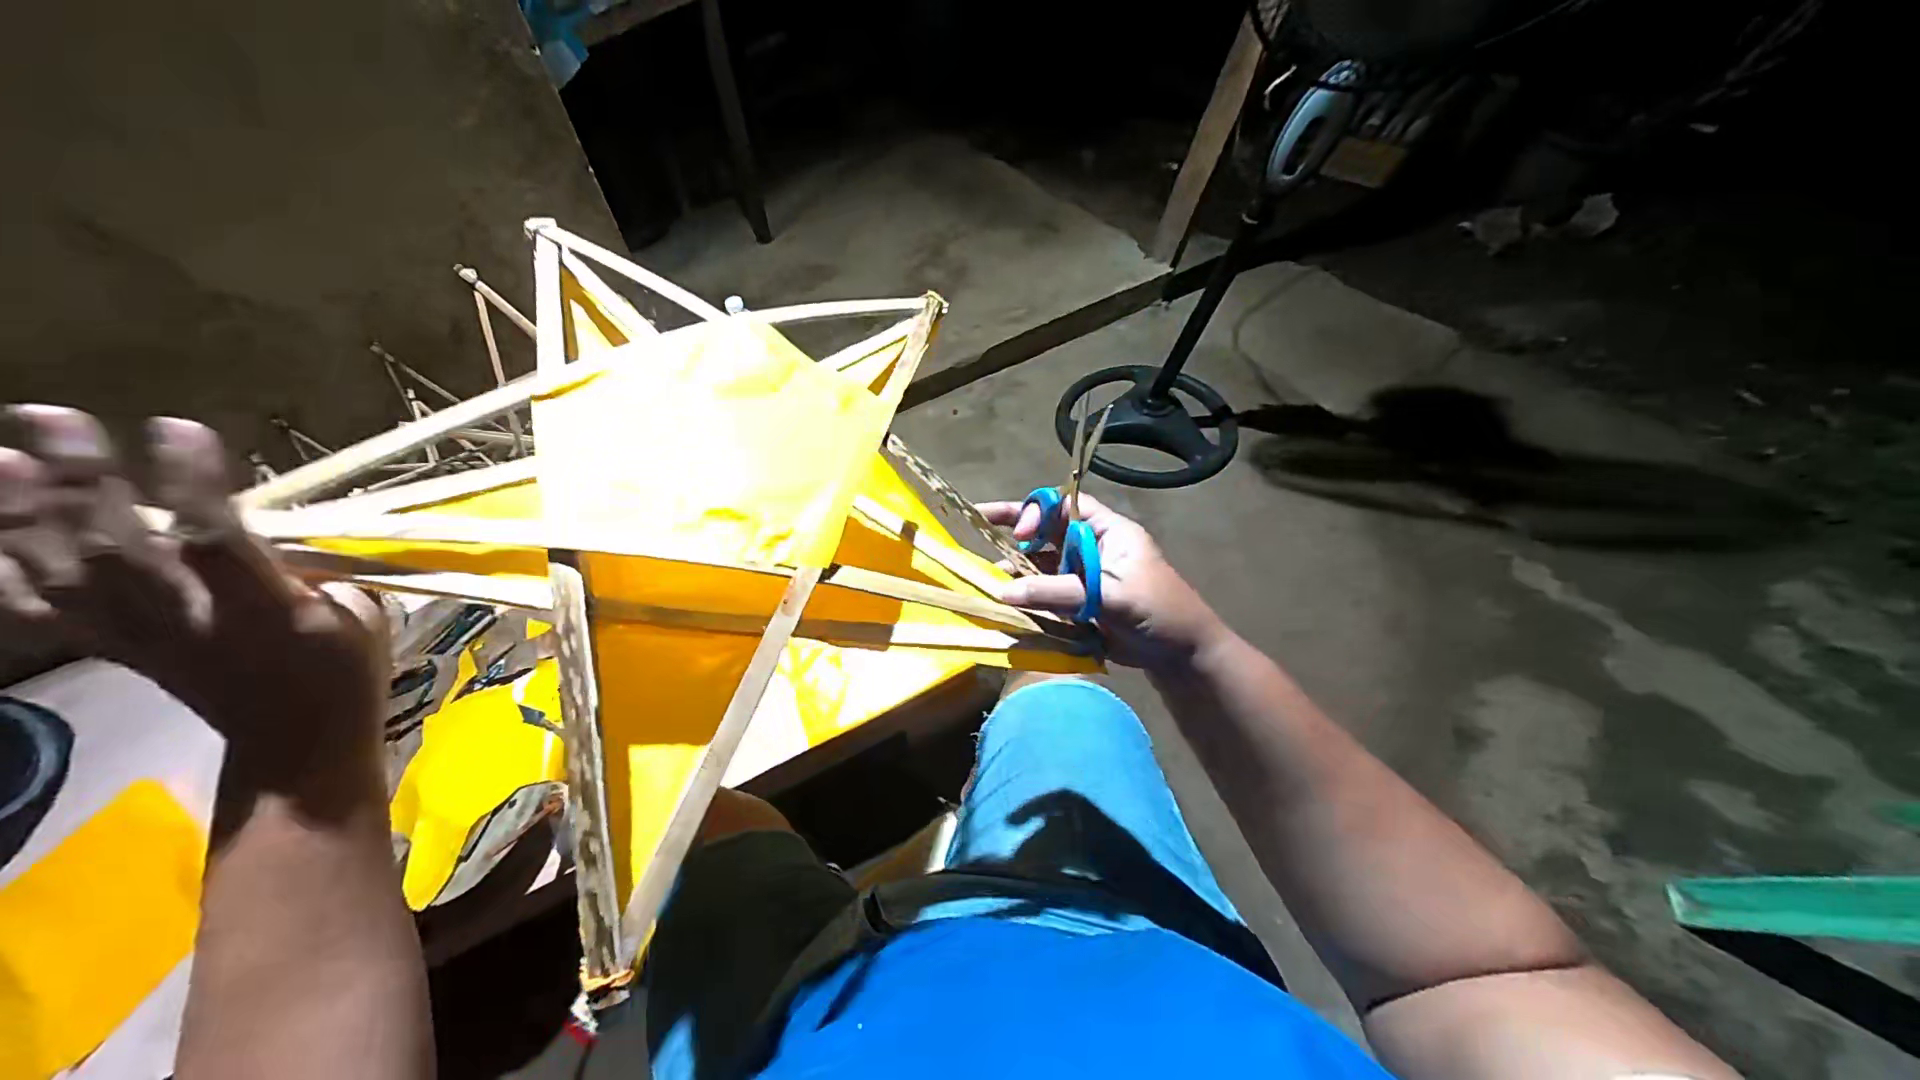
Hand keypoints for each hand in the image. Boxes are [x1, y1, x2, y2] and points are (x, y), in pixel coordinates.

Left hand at [0, 406, 387, 829]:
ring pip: (66, 573)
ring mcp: (144, 636)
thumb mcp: (362, 613)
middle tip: (52, 418)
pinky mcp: (117, 648)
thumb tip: (272, 523)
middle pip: (122, 548)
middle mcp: (193, 620)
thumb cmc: (348, 669)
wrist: (299, 740)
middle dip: (85, 482)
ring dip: (26, 516)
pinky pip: (42, 611)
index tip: (175, 428)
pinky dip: (4, 574)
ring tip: (1, 457)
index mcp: (269, 611)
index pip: (219, 541)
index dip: (193, 485)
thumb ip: (314, 567)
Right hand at [979, 493, 1229, 670]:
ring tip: (990, 577)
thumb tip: (1006, 591)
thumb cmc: (1158, 612)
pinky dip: (1026, 593)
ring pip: (1042, 562)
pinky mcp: (1078, 601)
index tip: (1020, 533)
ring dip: (1017, 566)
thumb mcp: (1110, 597)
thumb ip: (1059, 592)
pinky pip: (1046, 590)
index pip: (1065, 505)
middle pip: (1047, 529)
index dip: (1038, 511)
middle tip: (979, 524)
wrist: (1181, 655)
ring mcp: (1083, 575)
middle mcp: (1091, 546)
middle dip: (1016, 529)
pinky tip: (1006, 601)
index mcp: (1107, 531)